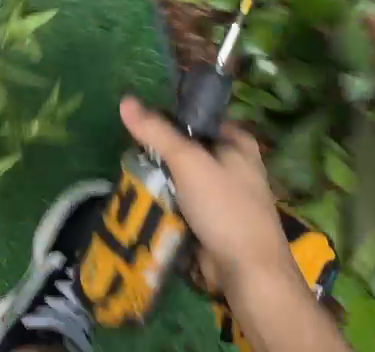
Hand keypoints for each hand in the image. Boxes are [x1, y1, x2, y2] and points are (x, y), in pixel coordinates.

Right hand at [119, 96, 296, 294]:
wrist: (249, 273)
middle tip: (133, 155)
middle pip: (187, 148)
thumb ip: (156, 131)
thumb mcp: (187, 161)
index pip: (196, 118)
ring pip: (183, 177)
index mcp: (237, 141)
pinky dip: (169, 203)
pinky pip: (185, 202)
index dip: (168, 118)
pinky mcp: (216, 221)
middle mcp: (235, 164)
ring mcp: (226, 195)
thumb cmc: (224, 207)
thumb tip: (125, 100)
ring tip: (135, 177)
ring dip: (162, 180)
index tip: (140, 126)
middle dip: (162, 154)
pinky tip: (148, 202)